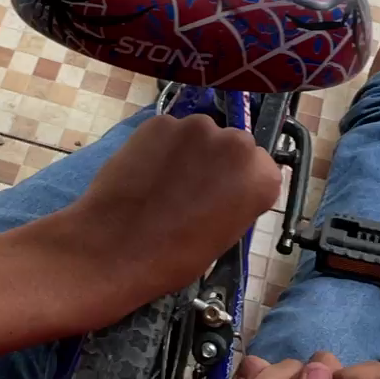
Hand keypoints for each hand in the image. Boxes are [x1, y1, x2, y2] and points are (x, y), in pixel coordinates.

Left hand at [52, 113, 279, 310]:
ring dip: (188, 152)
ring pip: (199, 135)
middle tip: (193, 191)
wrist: (117, 248)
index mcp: (261, 176)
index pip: (261, 169)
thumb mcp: (224, 236)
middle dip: (217, 163)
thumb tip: (223, 188)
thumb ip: (235, 201)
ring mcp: (197, 127)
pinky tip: (145, 173)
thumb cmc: (175, 257)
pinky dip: (160, 148)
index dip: (239, 185)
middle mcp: (237, 143)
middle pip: (233, 146)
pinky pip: (167, 132)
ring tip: (165, 184)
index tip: (223, 199)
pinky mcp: (160, 121)